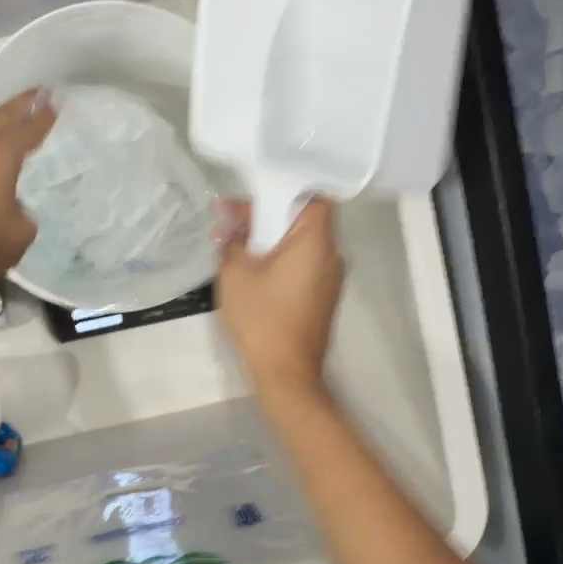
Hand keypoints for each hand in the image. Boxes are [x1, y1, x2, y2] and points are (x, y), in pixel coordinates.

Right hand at [215, 197, 345, 398]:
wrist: (286, 372)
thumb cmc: (261, 317)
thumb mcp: (234, 273)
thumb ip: (233, 240)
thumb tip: (230, 223)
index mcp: (316, 241)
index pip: (314, 197)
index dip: (285, 190)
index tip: (254, 197)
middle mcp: (332, 255)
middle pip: (305, 220)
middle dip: (267, 216)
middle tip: (230, 221)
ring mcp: (331, 279)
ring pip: (302, 245)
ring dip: (271, 240)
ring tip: (234, 246)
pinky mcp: (323, 298)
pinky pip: (303, 265)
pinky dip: (281, 260)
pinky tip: (252, 271)